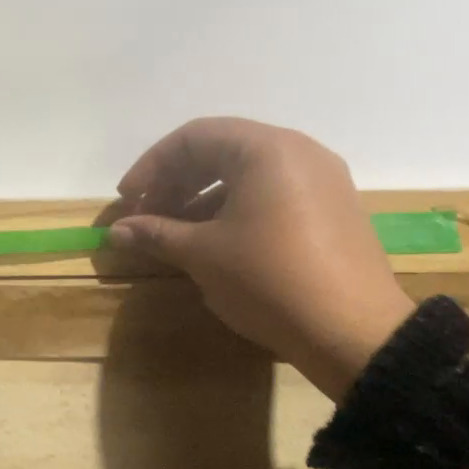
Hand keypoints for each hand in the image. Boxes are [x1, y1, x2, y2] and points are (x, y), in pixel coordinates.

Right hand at [107, 117, 415, 400]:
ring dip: (200, 197)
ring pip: (246, 173)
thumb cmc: (267, 279)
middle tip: (146, 218)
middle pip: (220, 150)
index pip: (193, 137)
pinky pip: (270, 193)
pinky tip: (213, 242)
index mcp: (266, 150)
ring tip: (173, 234)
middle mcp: (298, 152)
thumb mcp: (201, 254)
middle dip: (175, 181)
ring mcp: (321, 180)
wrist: (351, 330)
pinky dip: (233, 208)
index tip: (127, 201)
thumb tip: (118, 231)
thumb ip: (156, 233)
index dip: (151, 166)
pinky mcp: (330, 209)